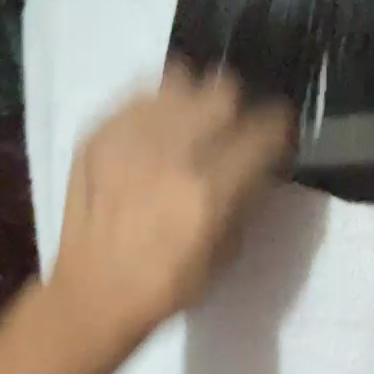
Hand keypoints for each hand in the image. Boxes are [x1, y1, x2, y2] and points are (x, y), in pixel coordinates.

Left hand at [45, 63, 293, 337]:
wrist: (95, 292)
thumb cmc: (168, 285)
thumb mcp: (225, 255)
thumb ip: (245, 203)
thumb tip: (257, 170)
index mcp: (210, 190)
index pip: (264, 131)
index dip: (278, 131)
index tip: (277, 139)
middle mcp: (173, 152)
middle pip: (223, 91)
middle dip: (237, 110)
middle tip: (233, 132)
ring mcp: (131, 136)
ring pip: (181, 81)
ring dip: (195, 102)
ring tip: (191, 127)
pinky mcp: (100, 132)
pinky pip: (140, 96)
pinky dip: (157, 107)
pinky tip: (156, 134)